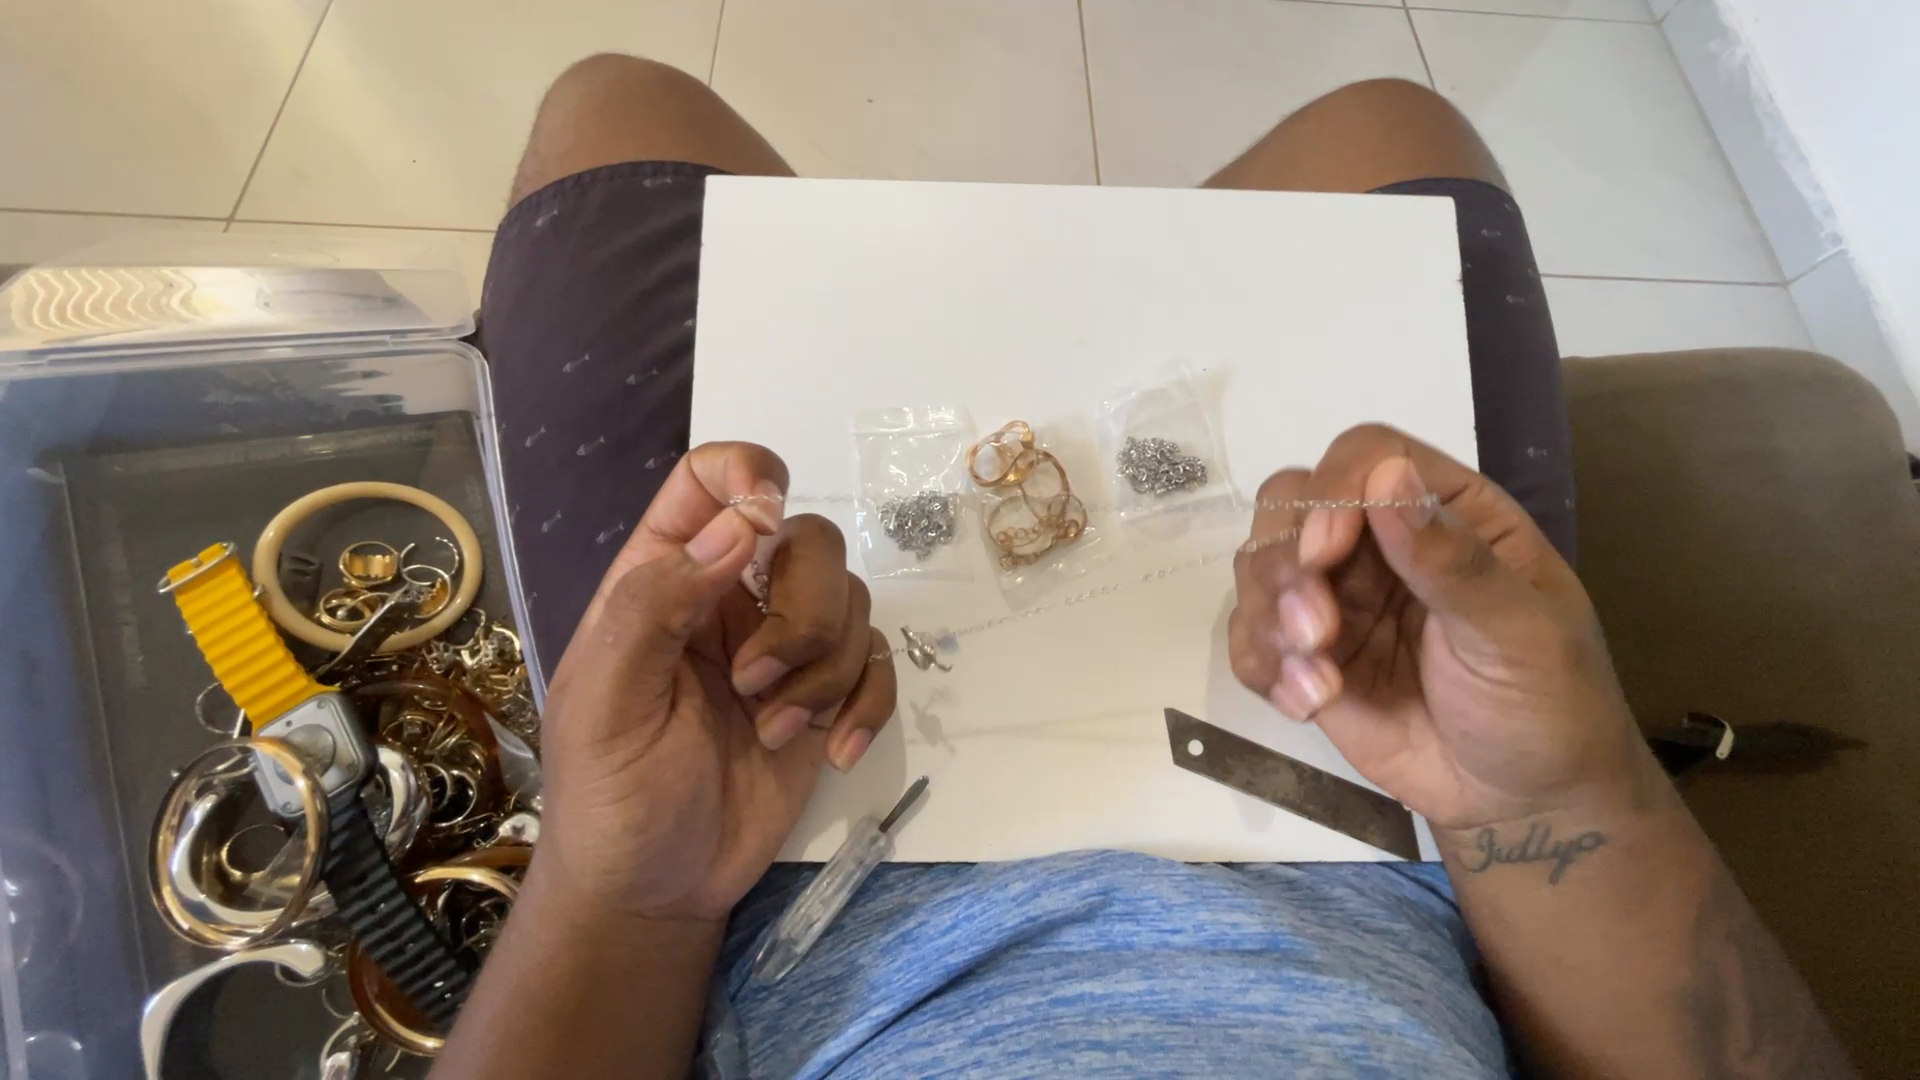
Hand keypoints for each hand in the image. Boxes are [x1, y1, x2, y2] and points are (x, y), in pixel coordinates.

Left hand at [533, 442, 896, 921]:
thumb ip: (655, 603)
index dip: (748, 475)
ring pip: (853, 601)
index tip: (765, 524)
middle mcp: (737, 597)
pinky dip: (868, 703)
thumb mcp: (605, 701)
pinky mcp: (829, 693)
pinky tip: (833, 750)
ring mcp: (790, 646)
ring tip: (773, 732)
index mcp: (668, 578)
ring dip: (824, 671)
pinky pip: (877, 663)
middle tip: (753, 683)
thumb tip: (742, 525)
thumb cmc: (612, 794)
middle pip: (811, 540)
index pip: (710, 480)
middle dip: (802, 612)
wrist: (660, 889)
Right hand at [1229, 424, 1652, 830]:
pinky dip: (1262, 667)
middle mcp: (1373, 544)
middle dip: (1284, 565)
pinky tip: (1308, 703)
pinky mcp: (1299, 652)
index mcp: (1441, 514)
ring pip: (1255, 567)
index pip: (1365, 457)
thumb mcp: (1521, 633)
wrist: (1516, 801)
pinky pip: (1246, 637)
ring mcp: (1331, 597)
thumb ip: (1454, 560)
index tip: (1324, 553)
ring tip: (1320, 684)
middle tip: (1313, 629)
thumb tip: (1391, 476)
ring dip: (1270, 623)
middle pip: (1287, 503)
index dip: (1332, 491)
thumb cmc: (1546, 706)